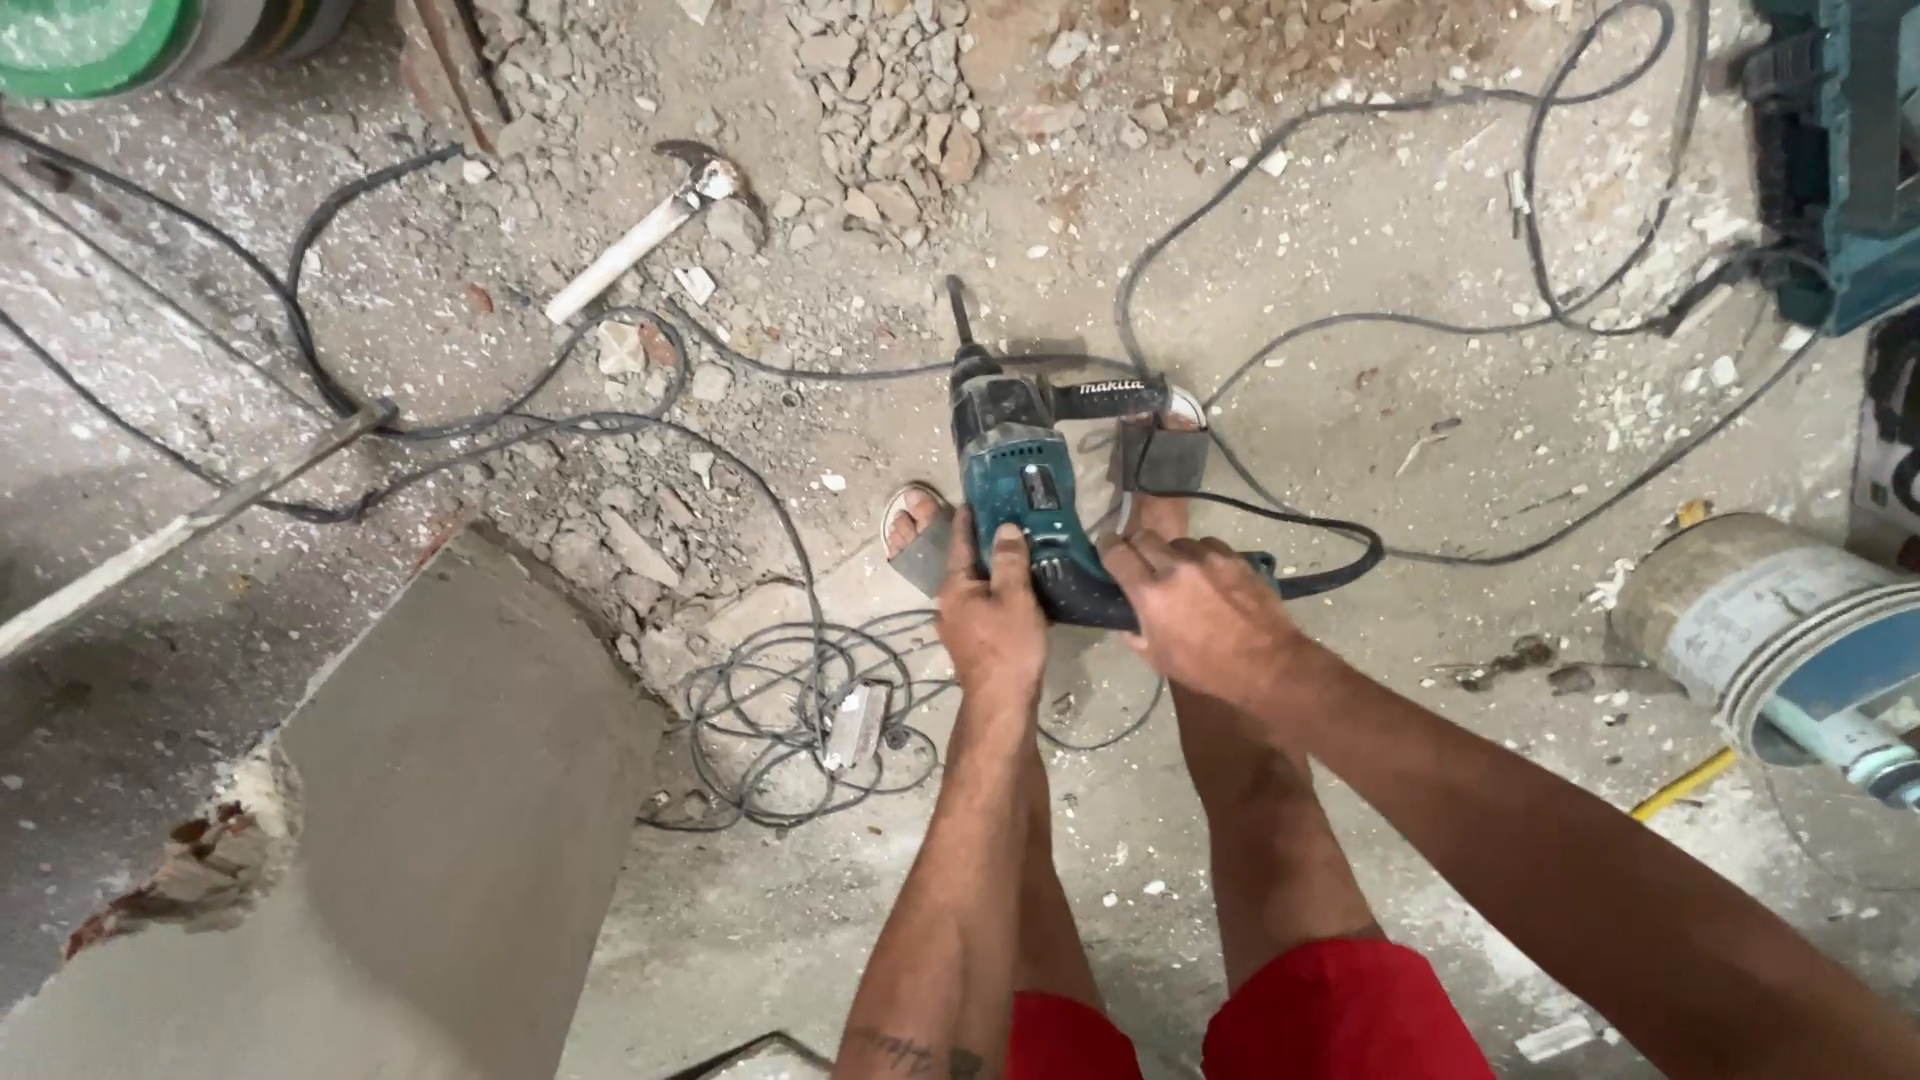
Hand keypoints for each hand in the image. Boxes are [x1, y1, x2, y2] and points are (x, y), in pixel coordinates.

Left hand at [937, 509, 1048, 711]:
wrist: (1001, 702)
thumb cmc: (1008, 646)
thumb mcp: (1015, 597)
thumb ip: (1009, 560)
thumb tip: (1004, 528)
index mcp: (955, 588)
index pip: (960, 544)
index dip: (967, 521)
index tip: (971, 501)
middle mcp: (949, 604)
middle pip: (965, 566)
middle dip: (980, 546)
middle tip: (1000, 524)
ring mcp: (957, 626)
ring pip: (974, 588)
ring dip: (990, 572)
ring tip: (1012, 555)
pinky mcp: (970, 642)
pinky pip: (982, 606)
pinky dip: (995, 593)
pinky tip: (1015, 592)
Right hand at [1097, 530, 1314, 710]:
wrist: (1265, 664)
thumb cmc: (1205, 668)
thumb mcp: (1157, 658)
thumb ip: (1135, 633)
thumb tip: (1128, 620)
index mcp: (1150, 593)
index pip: (1116, 552)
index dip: (1106, 546)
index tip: (1106, 547)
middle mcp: (1174, 567)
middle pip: (1143, 536)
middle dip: (1136, 545)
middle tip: (1140, 560)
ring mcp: (1207, 558)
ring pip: (1177, 540)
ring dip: (1172, 552)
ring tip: (1181, 571)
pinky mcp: (1233, 558)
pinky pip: (1207, 545)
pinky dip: (1201, 555)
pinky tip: (1208, 572)